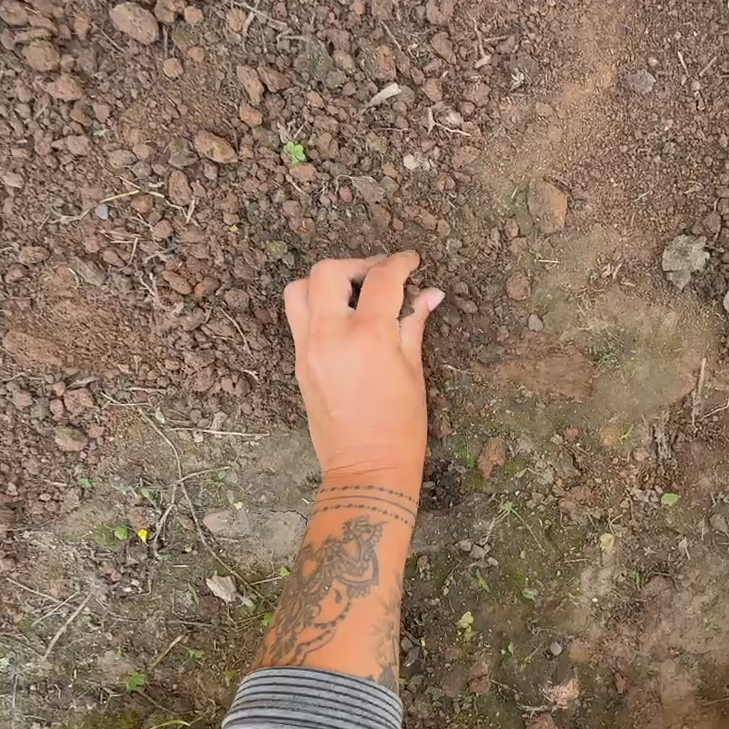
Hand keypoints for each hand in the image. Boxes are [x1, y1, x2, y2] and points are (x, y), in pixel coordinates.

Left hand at [282, 252, 444, 492]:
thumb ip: (414, 324)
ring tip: (354, 295)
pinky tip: (345, 320)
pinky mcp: (298, 362)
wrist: (366, 467)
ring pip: (300, 290)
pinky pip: (299, 317)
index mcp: (368, 336)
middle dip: (357, 265)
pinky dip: (319, 306)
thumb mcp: (414, 371)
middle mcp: (330, 334)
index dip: (399, 263)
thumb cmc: (401, 427)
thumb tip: (430, 294)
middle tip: (381, 277)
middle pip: (328, 271)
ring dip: (326, 282)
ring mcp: (308, 348)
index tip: (412, 261)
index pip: (381, 279)